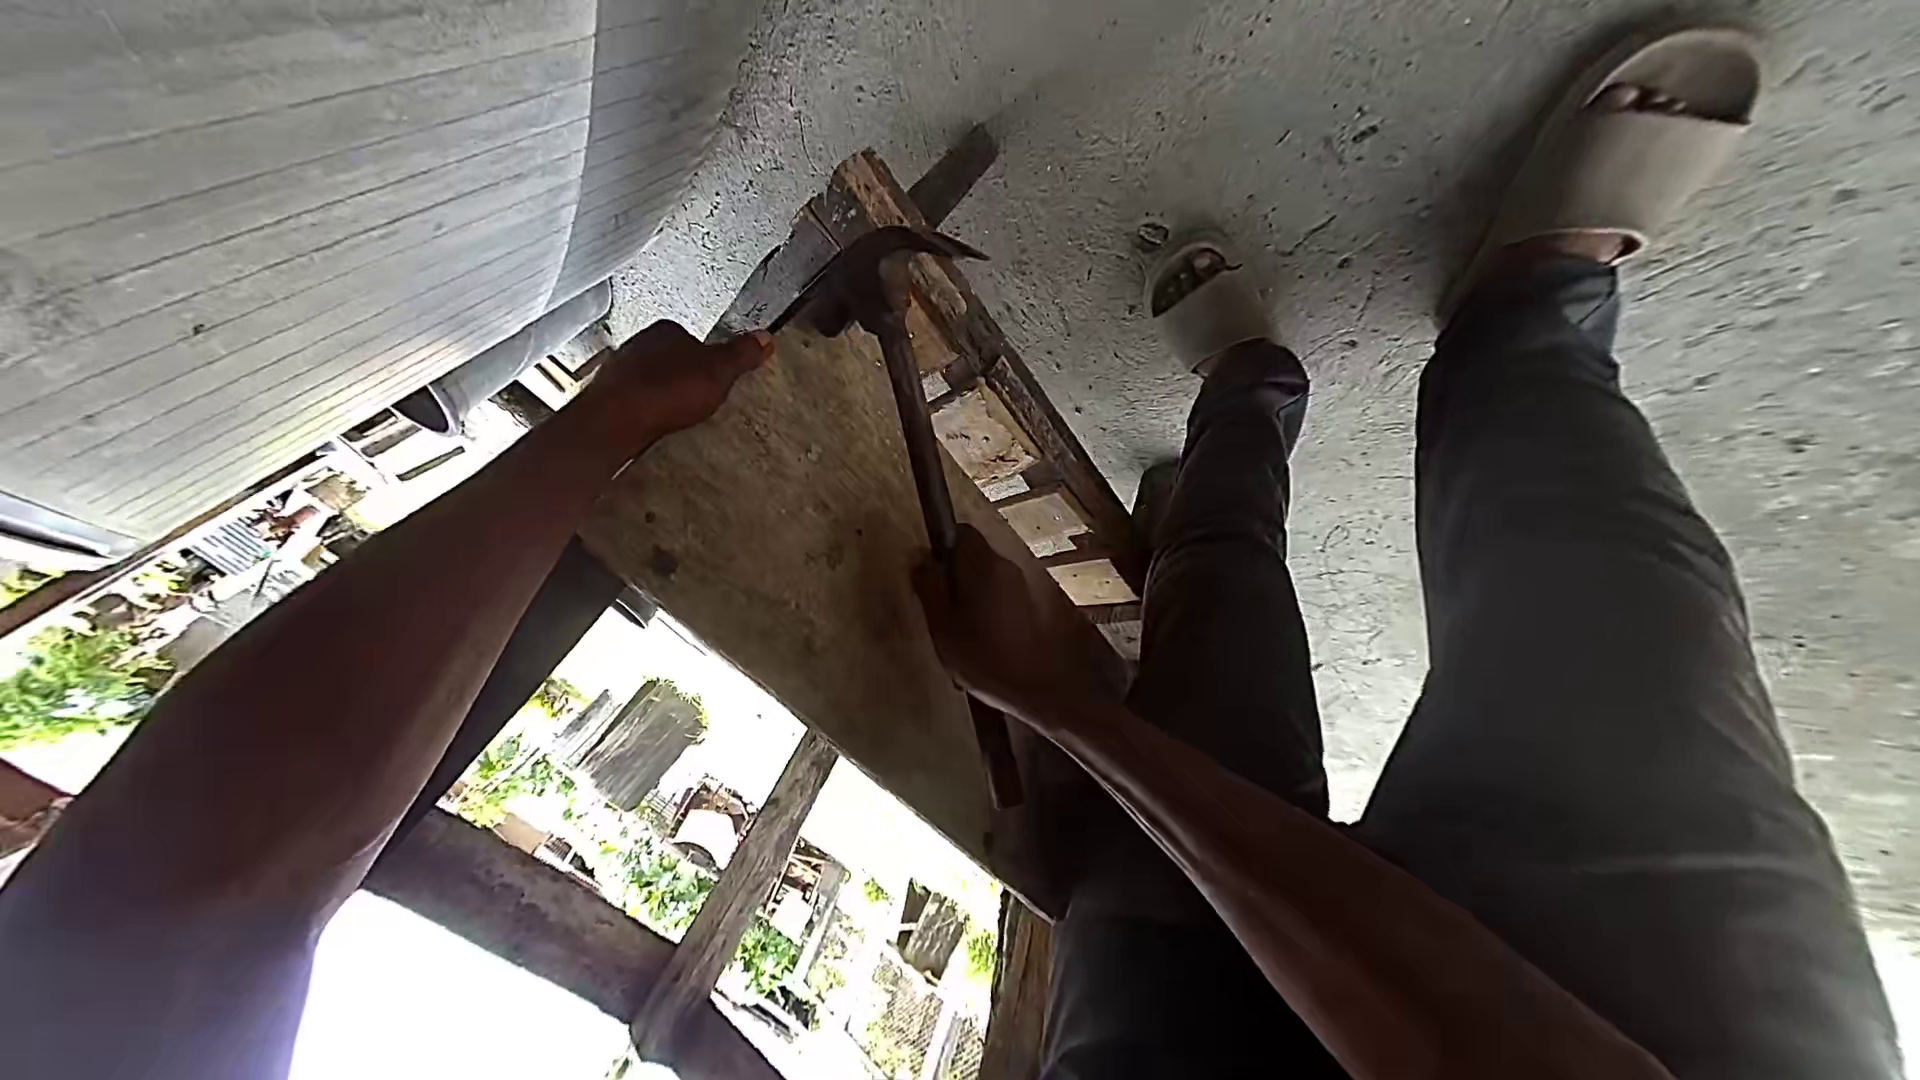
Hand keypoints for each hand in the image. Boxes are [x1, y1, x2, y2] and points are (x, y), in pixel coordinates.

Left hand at [572, 320, 772, 455]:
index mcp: (667, 330)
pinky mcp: (613, 395)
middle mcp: (641, 343)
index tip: (721, 374)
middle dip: (688, 373)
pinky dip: (651, 407)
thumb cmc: (664, 390)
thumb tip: (763, 338)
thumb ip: (742, 353)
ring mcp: (623, 369)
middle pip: (673, 356)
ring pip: (653, 376)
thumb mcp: (720, 371)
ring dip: (668, 391)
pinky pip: (640, 397)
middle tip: (706, 395)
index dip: (711, 357)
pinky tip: (662, 420)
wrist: (620, 419)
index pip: (696, 337)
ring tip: (684, 411)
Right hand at [912, 526, 1119, 728]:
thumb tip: (918, 558)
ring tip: (964, 631)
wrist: (1042, 688)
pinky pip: (1004, 595)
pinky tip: (986, 641)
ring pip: (989, 577)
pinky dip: (991, 609)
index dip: (941, 548)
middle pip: (975, 555)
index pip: (960, 532)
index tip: (931, 574)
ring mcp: (1026, 585)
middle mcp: (1008, 566)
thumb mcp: (943, 626)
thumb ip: (929, 588)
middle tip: (943, 610)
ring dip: (974, 594)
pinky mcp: (1036, 605)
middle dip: (956, 575)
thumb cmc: (985, 657)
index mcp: (983, 565)